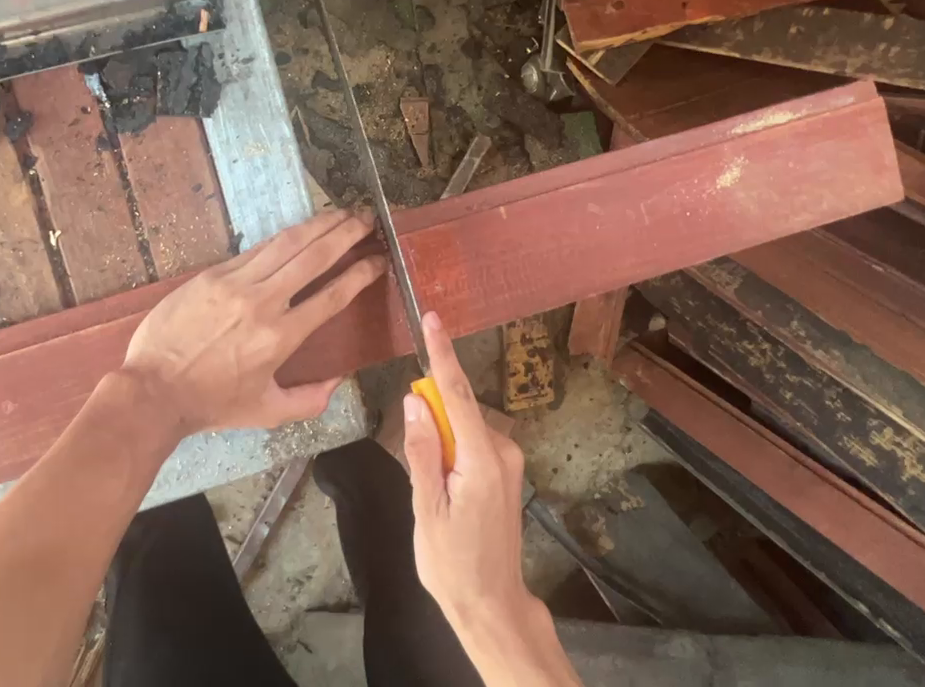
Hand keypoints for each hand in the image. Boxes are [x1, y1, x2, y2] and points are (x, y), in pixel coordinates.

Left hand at [120, 209, 384, 435]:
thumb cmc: (211, 404)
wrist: (152, 390)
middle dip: (346, 233)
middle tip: (368, 218)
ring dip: (318, 224)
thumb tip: (338, 382)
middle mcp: (264, 303)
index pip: (332, 295)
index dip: (360, 273)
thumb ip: (308, 401)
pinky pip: (256, 249)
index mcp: (281, 338)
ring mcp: (236, 284)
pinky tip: (299, 228)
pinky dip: (283, 237)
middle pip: (314, 256)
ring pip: (286, 243)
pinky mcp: (213, 275)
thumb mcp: (266, 413)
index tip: (379, 259)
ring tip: (341, 212)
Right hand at [403, 311, 532, 628]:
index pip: (458, 394)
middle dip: (432, 421)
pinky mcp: (508, 470)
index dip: (442, 354)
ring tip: (435, 496)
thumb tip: (414, 401)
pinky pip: (472, 443)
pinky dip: (452, 452)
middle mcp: (503, 451)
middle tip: (423, 478)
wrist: (493, 605)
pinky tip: (447, 492)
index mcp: (483, 459)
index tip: (432, 319)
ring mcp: (510, 461)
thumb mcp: (426, 509)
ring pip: (464, 428)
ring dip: (441, 443)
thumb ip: (421, 450)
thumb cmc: (453, 564)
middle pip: (458, 410)